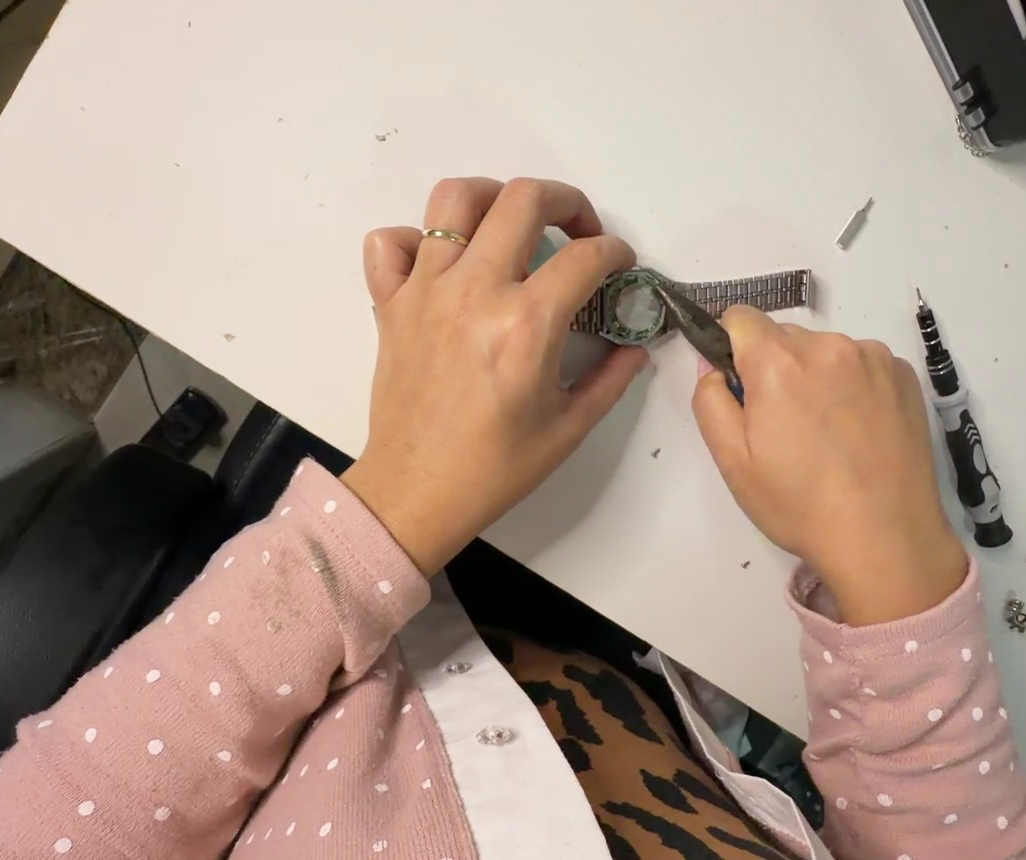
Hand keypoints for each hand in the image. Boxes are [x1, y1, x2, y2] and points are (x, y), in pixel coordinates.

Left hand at [342, 178, 647, 574]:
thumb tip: (635, 348)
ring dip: (492, 200)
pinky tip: (441, 266)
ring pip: (454, 199)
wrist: (416, 493)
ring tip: (509, 228)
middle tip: (576, 232)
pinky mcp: (390, 305)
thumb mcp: (567, 430)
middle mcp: (475, 292)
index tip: (620, 265)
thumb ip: (609, 380)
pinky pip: (390, 243)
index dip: (615, 252)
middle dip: (566, 201)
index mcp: (526, 325)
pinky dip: (415, 240)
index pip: (585, 256)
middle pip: (523, 199)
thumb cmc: (494, 470)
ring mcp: (425, 292)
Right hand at [692, 308, 966, 625]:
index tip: (737, 387)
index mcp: (778, 363)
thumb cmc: (798, 504)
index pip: (740, 317)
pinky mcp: (904, 375)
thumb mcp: (732, 462)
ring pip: (823, 351)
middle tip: (780, 427)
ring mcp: (873, 357)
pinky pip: (860, 365)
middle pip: (783, 337)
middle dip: (771, 369)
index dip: (729, 346)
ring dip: (812, 377)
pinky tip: (855, 432)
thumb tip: (713, 367)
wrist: (884, 536)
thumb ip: (710, 401)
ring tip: (823, 435)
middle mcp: (828, 345)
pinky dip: (850, 386)